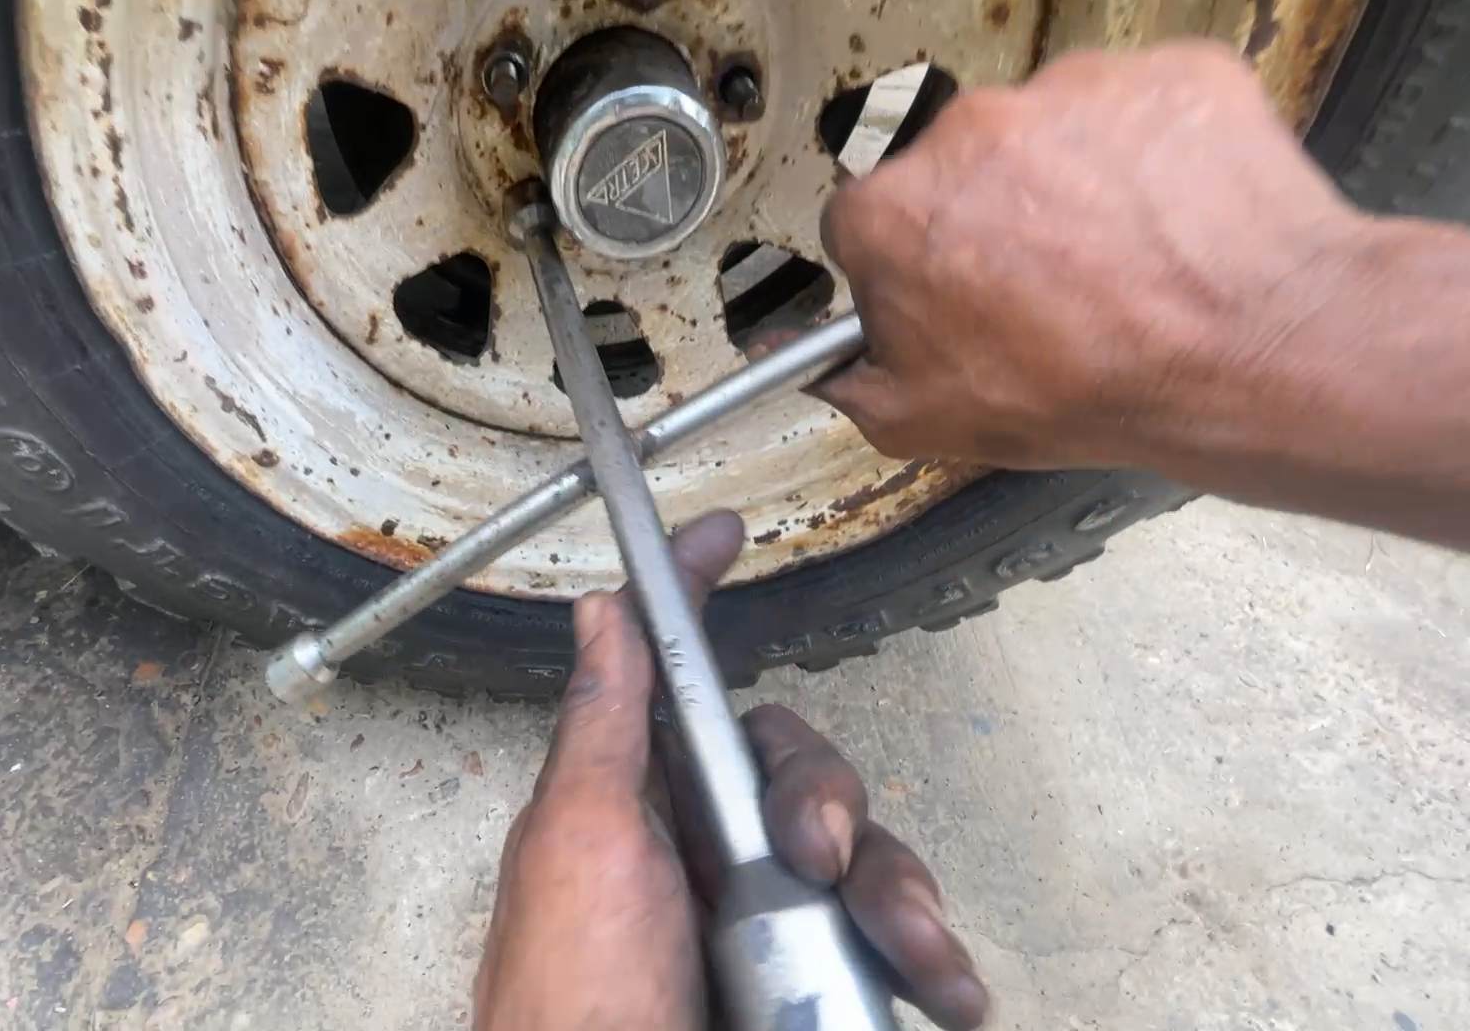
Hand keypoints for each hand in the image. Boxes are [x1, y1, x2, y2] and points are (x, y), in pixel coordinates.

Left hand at [472, 510, 987, 1029]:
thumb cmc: (577, 989)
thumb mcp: (582, 836)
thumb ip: (602, 721)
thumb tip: (598, 609)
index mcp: (639, 786)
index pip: (670, 666)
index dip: (691, 590)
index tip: (719, 533)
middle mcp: (700, 829)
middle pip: (785, 752)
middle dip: (821, 787)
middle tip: (813, 852)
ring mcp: (758, 897)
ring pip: (851, 834)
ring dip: (893, 880)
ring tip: (911, 948)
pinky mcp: (810, 961)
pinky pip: (885, 920)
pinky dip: (923, 942)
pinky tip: (941, 982)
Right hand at [815, 40, 1365, 469]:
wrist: (1244, 354)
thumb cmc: (1071, 386)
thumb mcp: (910, 417)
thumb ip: (836, 377)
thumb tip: (803, 354)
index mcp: (886, 213)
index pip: (857, 223)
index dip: (891, 265)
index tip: (927, 291)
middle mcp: (960, 135)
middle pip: (938, 174)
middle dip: (962, 221)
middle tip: (1013, 281)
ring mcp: (1063, 94)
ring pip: (1024, 139)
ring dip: (1040, 185)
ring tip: (1088, 254)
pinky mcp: (1155, 75)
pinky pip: (1113, 112)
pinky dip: (1119, 156)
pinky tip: (1140, 218)